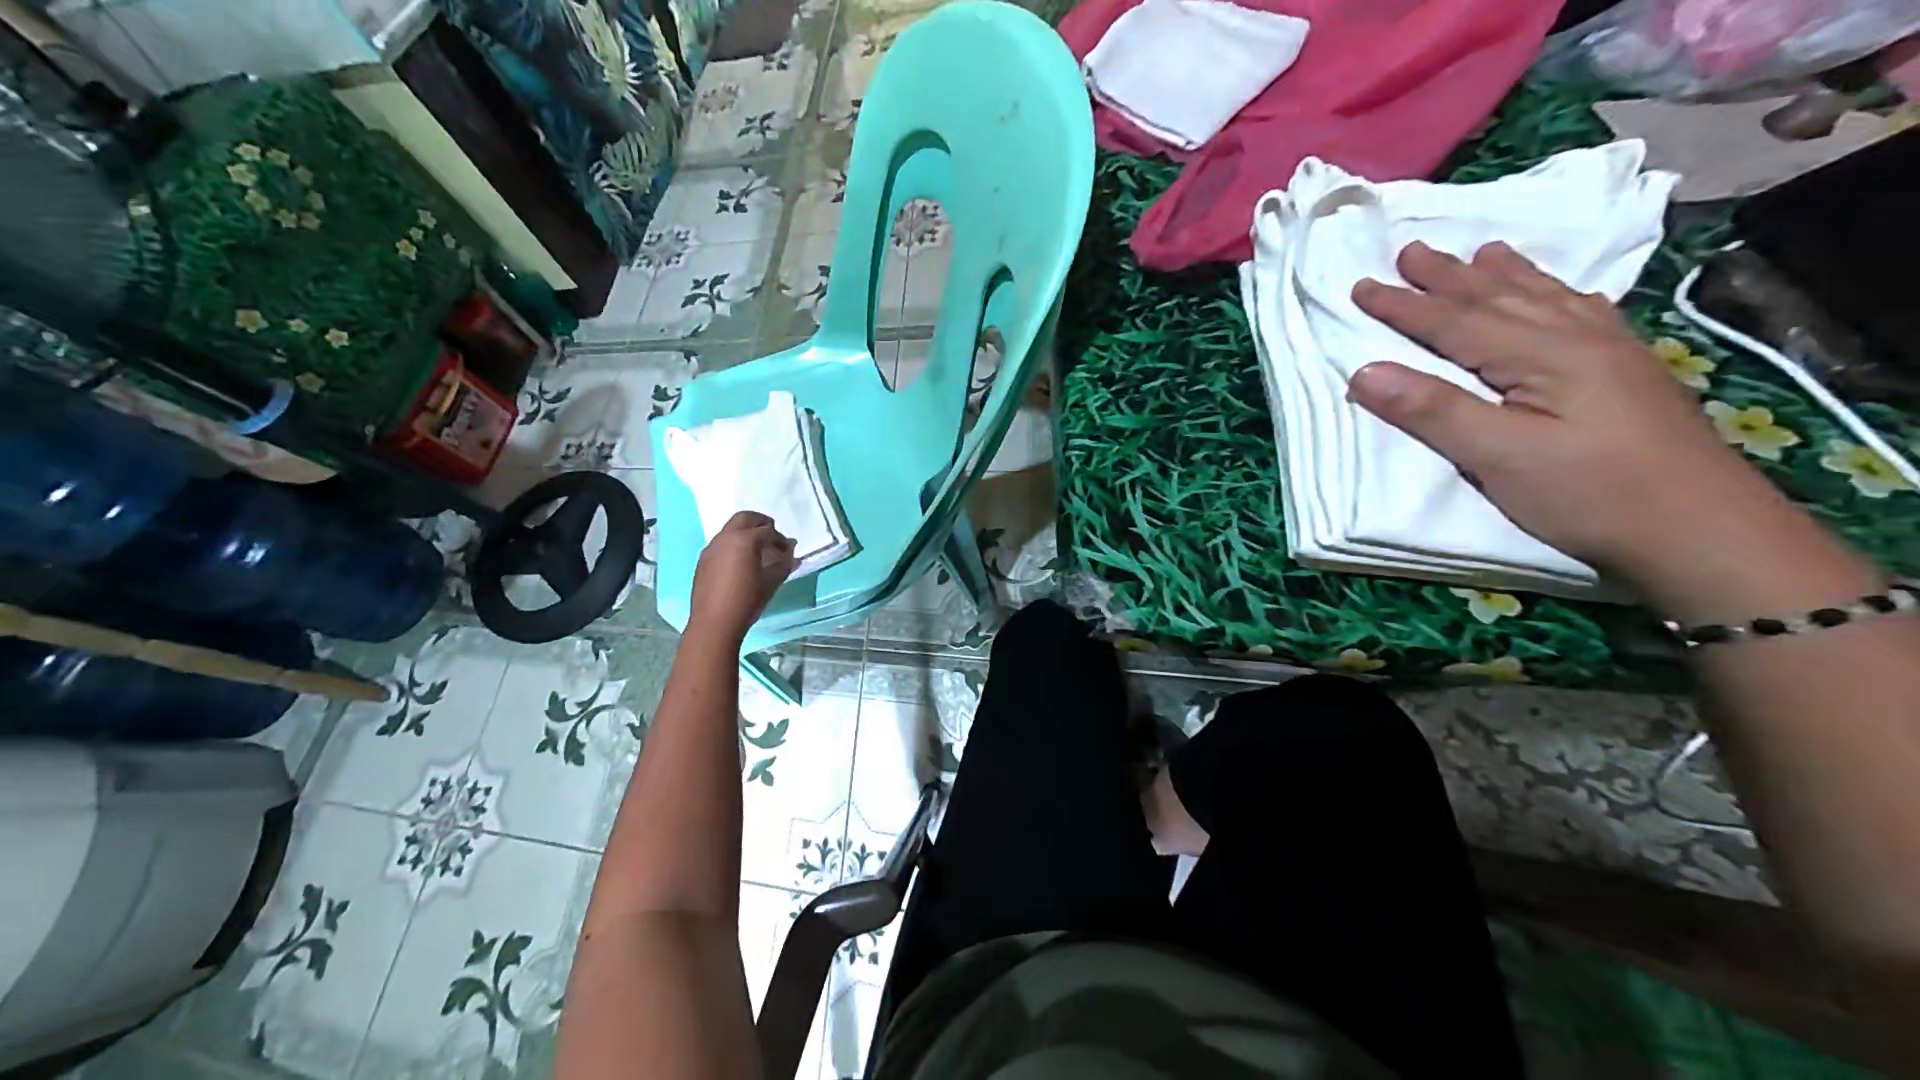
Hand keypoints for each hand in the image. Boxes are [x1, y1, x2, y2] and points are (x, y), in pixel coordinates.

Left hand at [689, 512, 797, 642]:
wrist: (715, 622)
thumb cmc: (747, 600)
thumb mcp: (771, 582)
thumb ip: (784, 563)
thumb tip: (792, 551)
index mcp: (745, 540)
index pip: (768, 531)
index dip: (780, 539)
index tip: (787, 551)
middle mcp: (726, 537)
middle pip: (745, 518)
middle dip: (760, 522)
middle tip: (771, 535)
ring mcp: (711, 547)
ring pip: (730, 529)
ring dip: (745, 532)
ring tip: (756, 550)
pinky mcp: (703, 560)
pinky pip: (721, 543)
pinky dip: (733, 544)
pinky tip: (739, 562)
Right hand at [1346, 241, 1865, 616]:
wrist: (1703, 529)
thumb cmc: (1590, 494)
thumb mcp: (1499, 457)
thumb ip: (1433, 411)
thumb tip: (1365, 371)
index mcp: (1543, 356)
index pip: (1456, 322)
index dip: (1405, 306)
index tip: (1362, 285)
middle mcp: (1578, 340)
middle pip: (1500, 298)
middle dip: (1449, 276)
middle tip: (1410, 249)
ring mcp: (1611, 354)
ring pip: (1545, 299)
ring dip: (1504, 275)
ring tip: (1480, 251)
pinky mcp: (1628, 374)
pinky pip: (1584, 314)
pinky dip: (1557, 295)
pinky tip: (1559, 293)